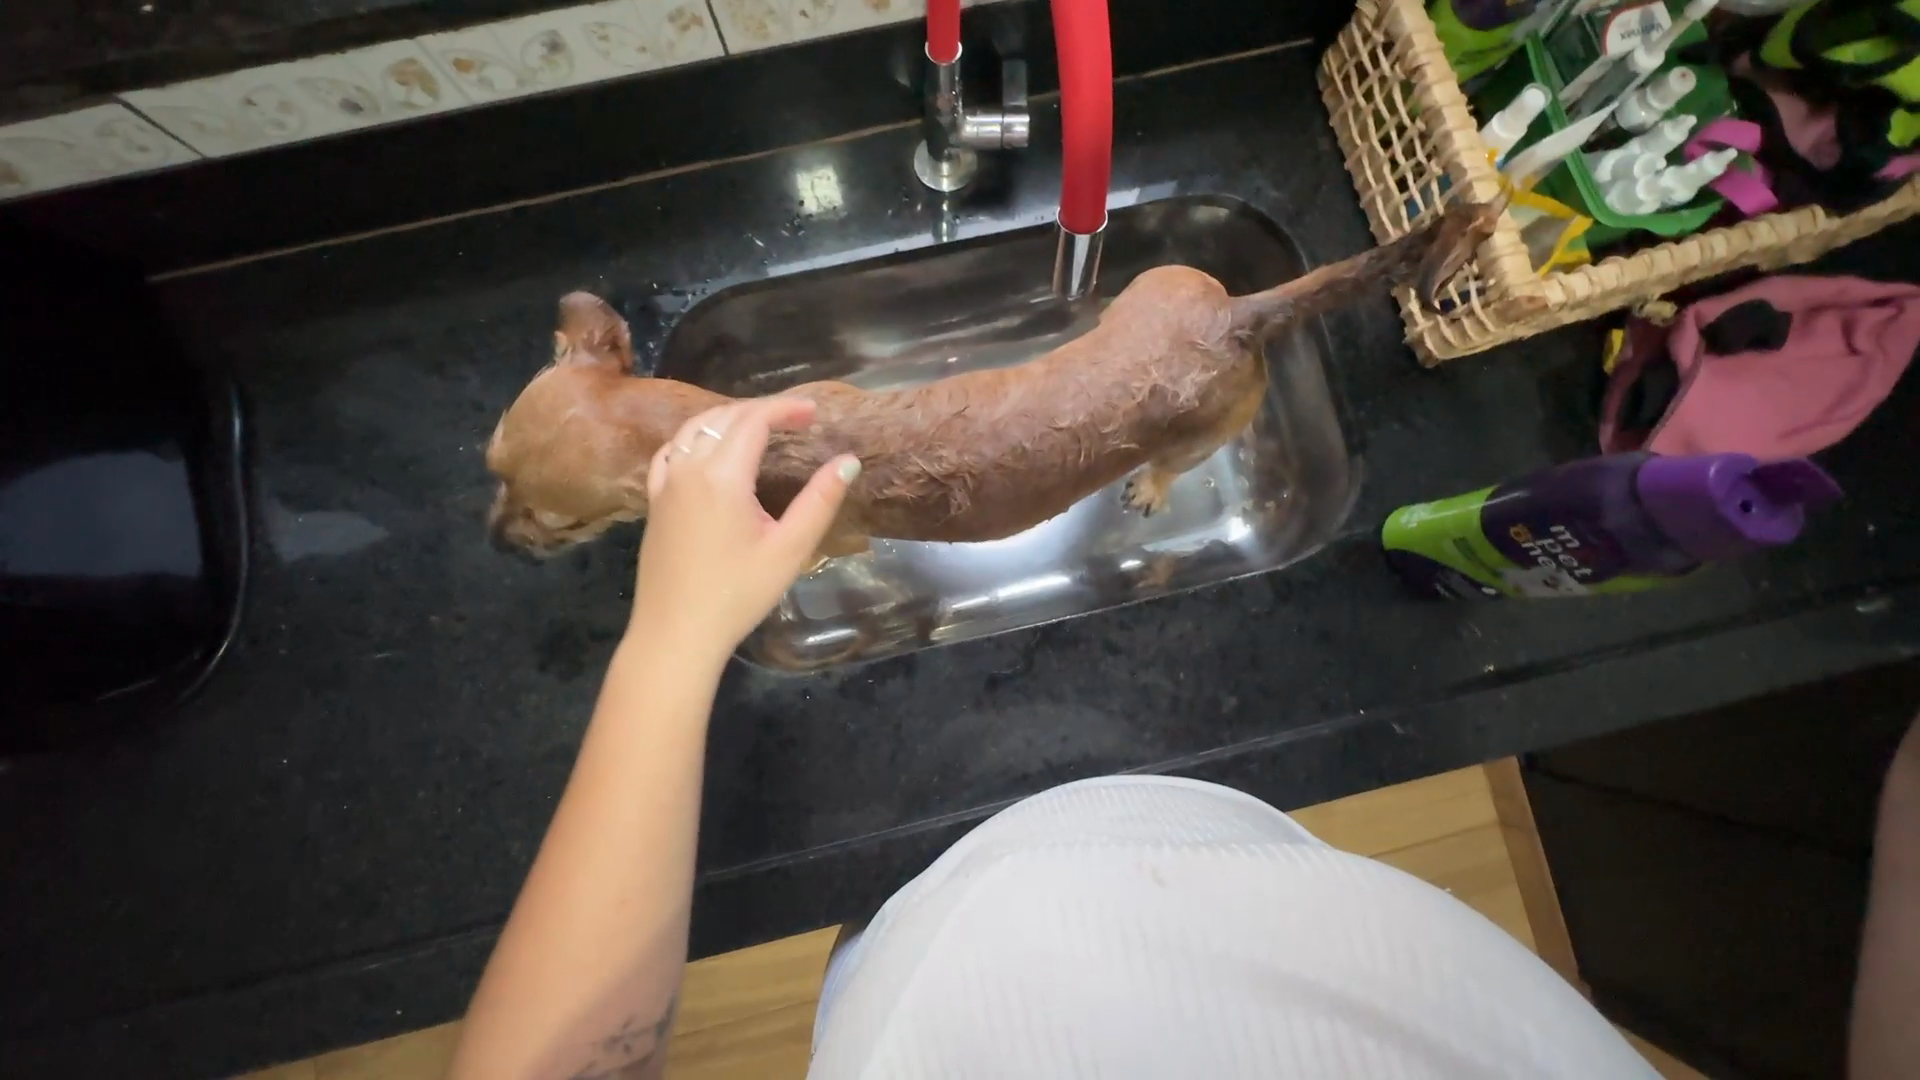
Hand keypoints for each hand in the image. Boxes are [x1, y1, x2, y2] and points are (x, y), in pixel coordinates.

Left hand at [630, 397, 858, 662]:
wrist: (676, 632)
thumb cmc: (738, 594)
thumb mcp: (790, 550)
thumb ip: (820, 500)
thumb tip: (848, 460)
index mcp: (722, 475)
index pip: (754, 420)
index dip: (786, 408)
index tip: (814, 412)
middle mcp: (689, 468)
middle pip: (725, 418)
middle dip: (763, 410)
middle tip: (797, 419)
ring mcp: (666, 483)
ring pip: (695, 429)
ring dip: (730, 419)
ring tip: (760, 427)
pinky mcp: (655, 501)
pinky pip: (671, 451)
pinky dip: (695, 437)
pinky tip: (707, 447)